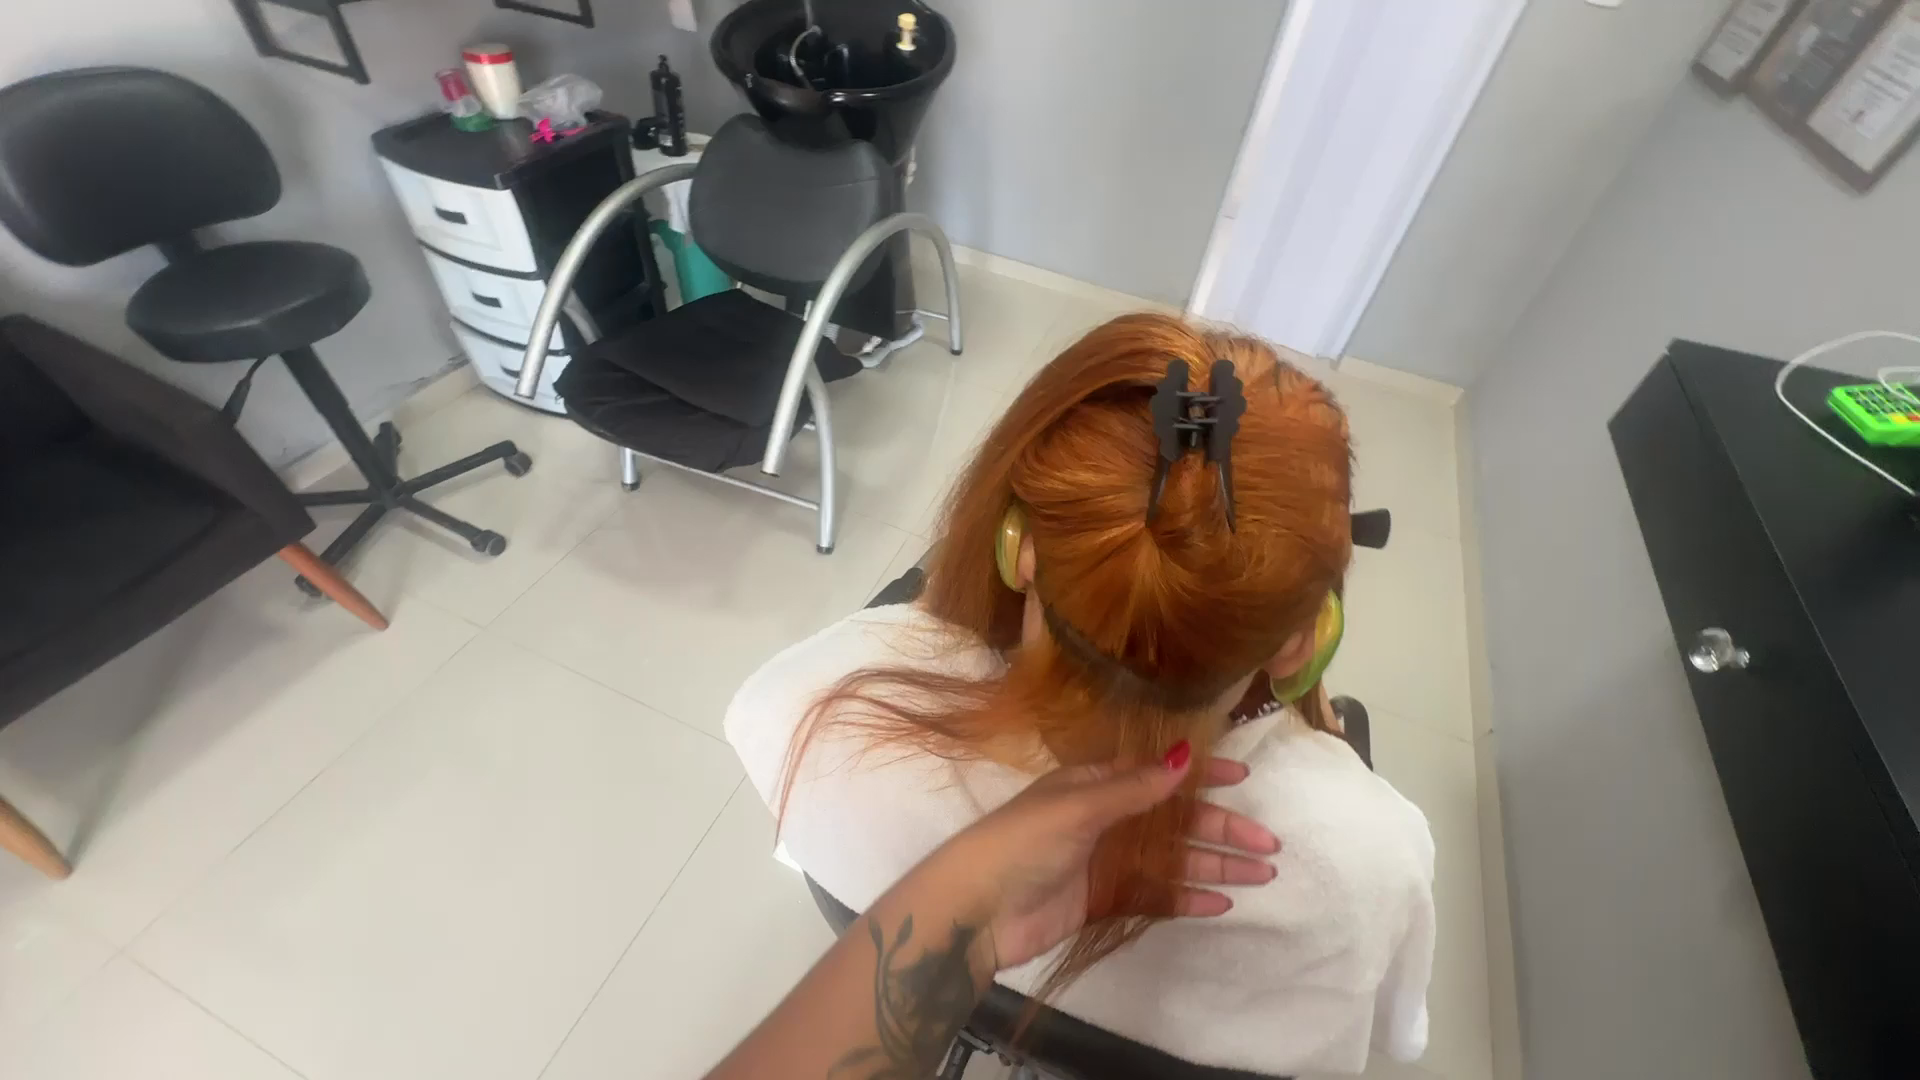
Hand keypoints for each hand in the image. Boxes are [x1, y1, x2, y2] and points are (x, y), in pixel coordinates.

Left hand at [921, 746, 1280, 970]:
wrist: (978, 909)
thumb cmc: (1024, 841)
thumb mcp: (1078, 806)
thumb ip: (1133, 787)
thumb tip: (1186, 753)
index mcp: (1093, 782)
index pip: (1156, 772)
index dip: (1199, 772)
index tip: (1244, 774)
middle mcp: (1104, 817)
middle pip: (1172, 819)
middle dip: (1219, 828)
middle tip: (1267, 844)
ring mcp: (1106, 860)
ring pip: (1171, 859)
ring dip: (1214, 864)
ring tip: (1262, 873)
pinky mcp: (1104, 900)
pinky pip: (1155, 895)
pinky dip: (1187, 898)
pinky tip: (1221, 903)